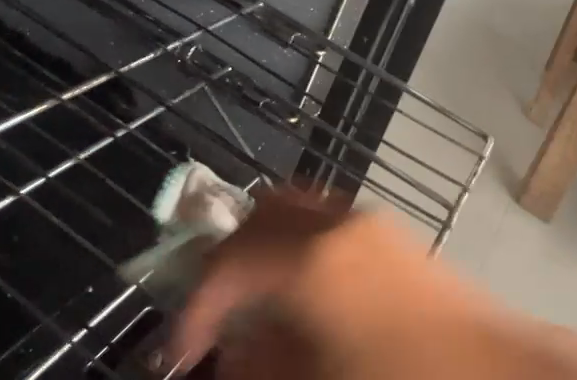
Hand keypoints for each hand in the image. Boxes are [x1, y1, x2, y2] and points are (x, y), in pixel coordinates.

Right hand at [164, 186, 362, 374]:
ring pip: (298, 212)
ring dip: (265, 249)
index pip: (229, 261)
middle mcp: (340, 223)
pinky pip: (331, 225)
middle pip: (261, 219)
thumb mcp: (300, 376)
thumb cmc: (376, 371)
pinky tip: (299, 295)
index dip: (194, 308)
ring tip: (252, 302)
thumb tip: (230, 349)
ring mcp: (373, 223)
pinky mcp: (396, 237)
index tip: (180, 353)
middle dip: (228, 263)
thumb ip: (253, 359)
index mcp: (313, 256)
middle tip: (211, 315)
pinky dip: (302, 247)